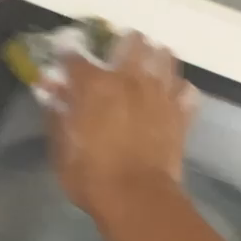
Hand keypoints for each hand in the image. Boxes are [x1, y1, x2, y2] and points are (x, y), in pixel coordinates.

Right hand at [44, 31, 198, 219]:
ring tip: (148, 69)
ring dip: (156, 58)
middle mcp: (130, 79)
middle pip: (133, 41)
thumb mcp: (62, 151)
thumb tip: (53, 94)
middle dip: (123, 45)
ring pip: (166, 57)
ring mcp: (160, 94)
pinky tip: (171, 97)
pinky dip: (179, 90)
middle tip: (116, 59)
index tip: (65, 64)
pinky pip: (186, 90)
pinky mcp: (181, 114)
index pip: (76, 58)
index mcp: (95, 85)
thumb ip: (57, 117)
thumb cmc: (92, 178)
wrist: (138, 199)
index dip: (68, 58)